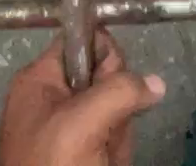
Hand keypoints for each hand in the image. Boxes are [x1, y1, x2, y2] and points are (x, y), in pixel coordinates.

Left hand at [0, 30, 165, 165]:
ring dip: (118, 139)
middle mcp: (51, 99)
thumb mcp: (81, 122)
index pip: (84, 41)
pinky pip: (110, 142)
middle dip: (116, 108)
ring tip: (103, 161)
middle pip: (105, 80)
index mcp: (40, 79)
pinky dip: (114, 157)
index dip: (106, 57)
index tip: (111, 82)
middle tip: (105, 134)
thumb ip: (119, 90)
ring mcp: (65, 131)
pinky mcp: (78, 156)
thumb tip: (155, 83)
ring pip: (113, 114)